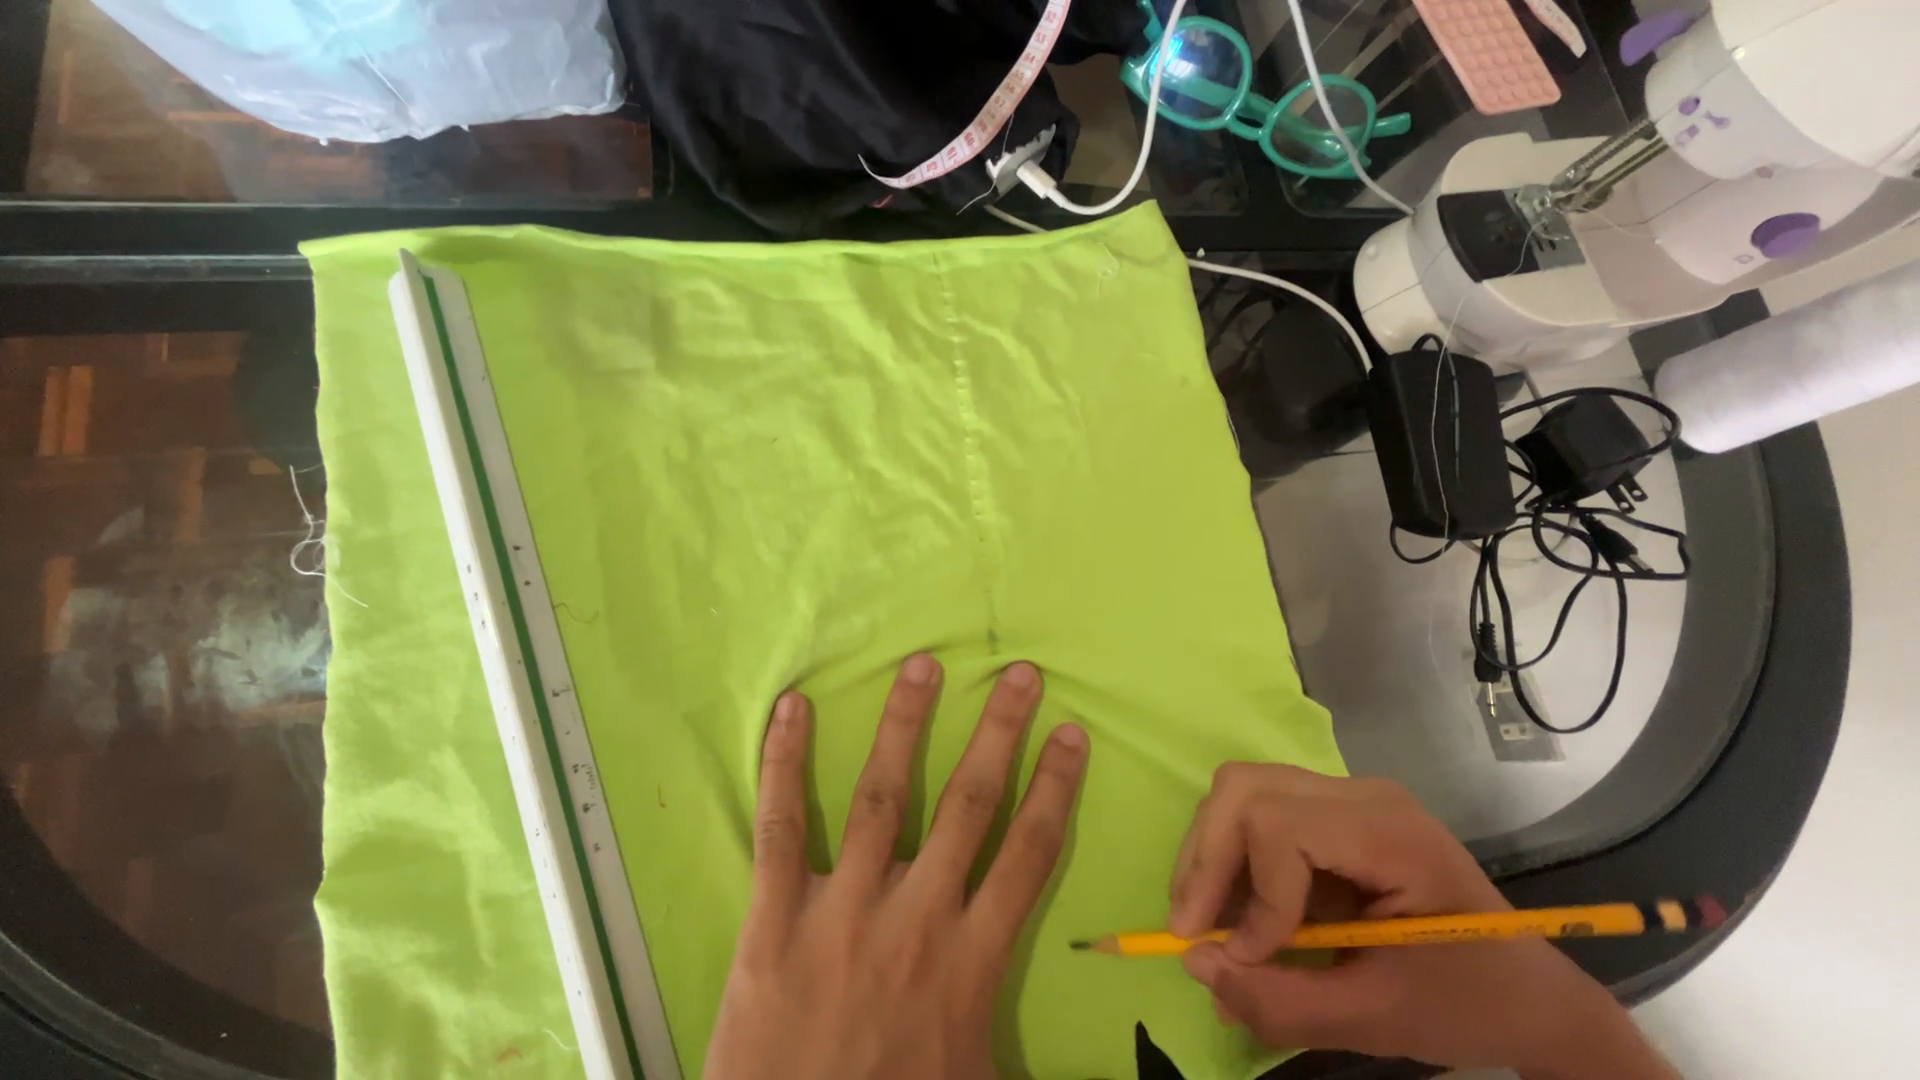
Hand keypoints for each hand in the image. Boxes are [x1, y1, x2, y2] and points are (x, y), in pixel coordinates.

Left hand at [704, 656, 1089, 1079]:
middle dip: (998, 733)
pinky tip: (792, 708)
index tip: (1071, 735)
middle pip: (969, 805)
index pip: (1028, 852)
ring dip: (905, 724)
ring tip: (922, 666)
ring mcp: (842, 909)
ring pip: (881, 795)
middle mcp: (915, 916)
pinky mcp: (774, 917)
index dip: (1054, 788)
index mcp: (970, 958)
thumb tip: (1109, 1058)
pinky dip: (784, 762)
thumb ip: (1026, 1045)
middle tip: (1017, 674)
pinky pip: (781, 824)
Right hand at [1168, 765, 1677, 1079]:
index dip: (1252, 893)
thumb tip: (1193, 963)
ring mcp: (1345, 797)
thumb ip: (1279, 1001)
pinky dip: (1231, 859)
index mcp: (1390, 834)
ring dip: (1210, 855)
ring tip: (1207, 922)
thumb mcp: (1375, 1020)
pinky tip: (1237, 913)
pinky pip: (1257, 813)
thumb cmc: (1468, 1005)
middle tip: (1191, 928)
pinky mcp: (1332, 813)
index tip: (1247, 959)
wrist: (1532, 997)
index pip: (1280, 827)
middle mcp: (1361, 795)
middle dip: (1206, 859)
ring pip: (1241, 793)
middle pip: (1245, 790)